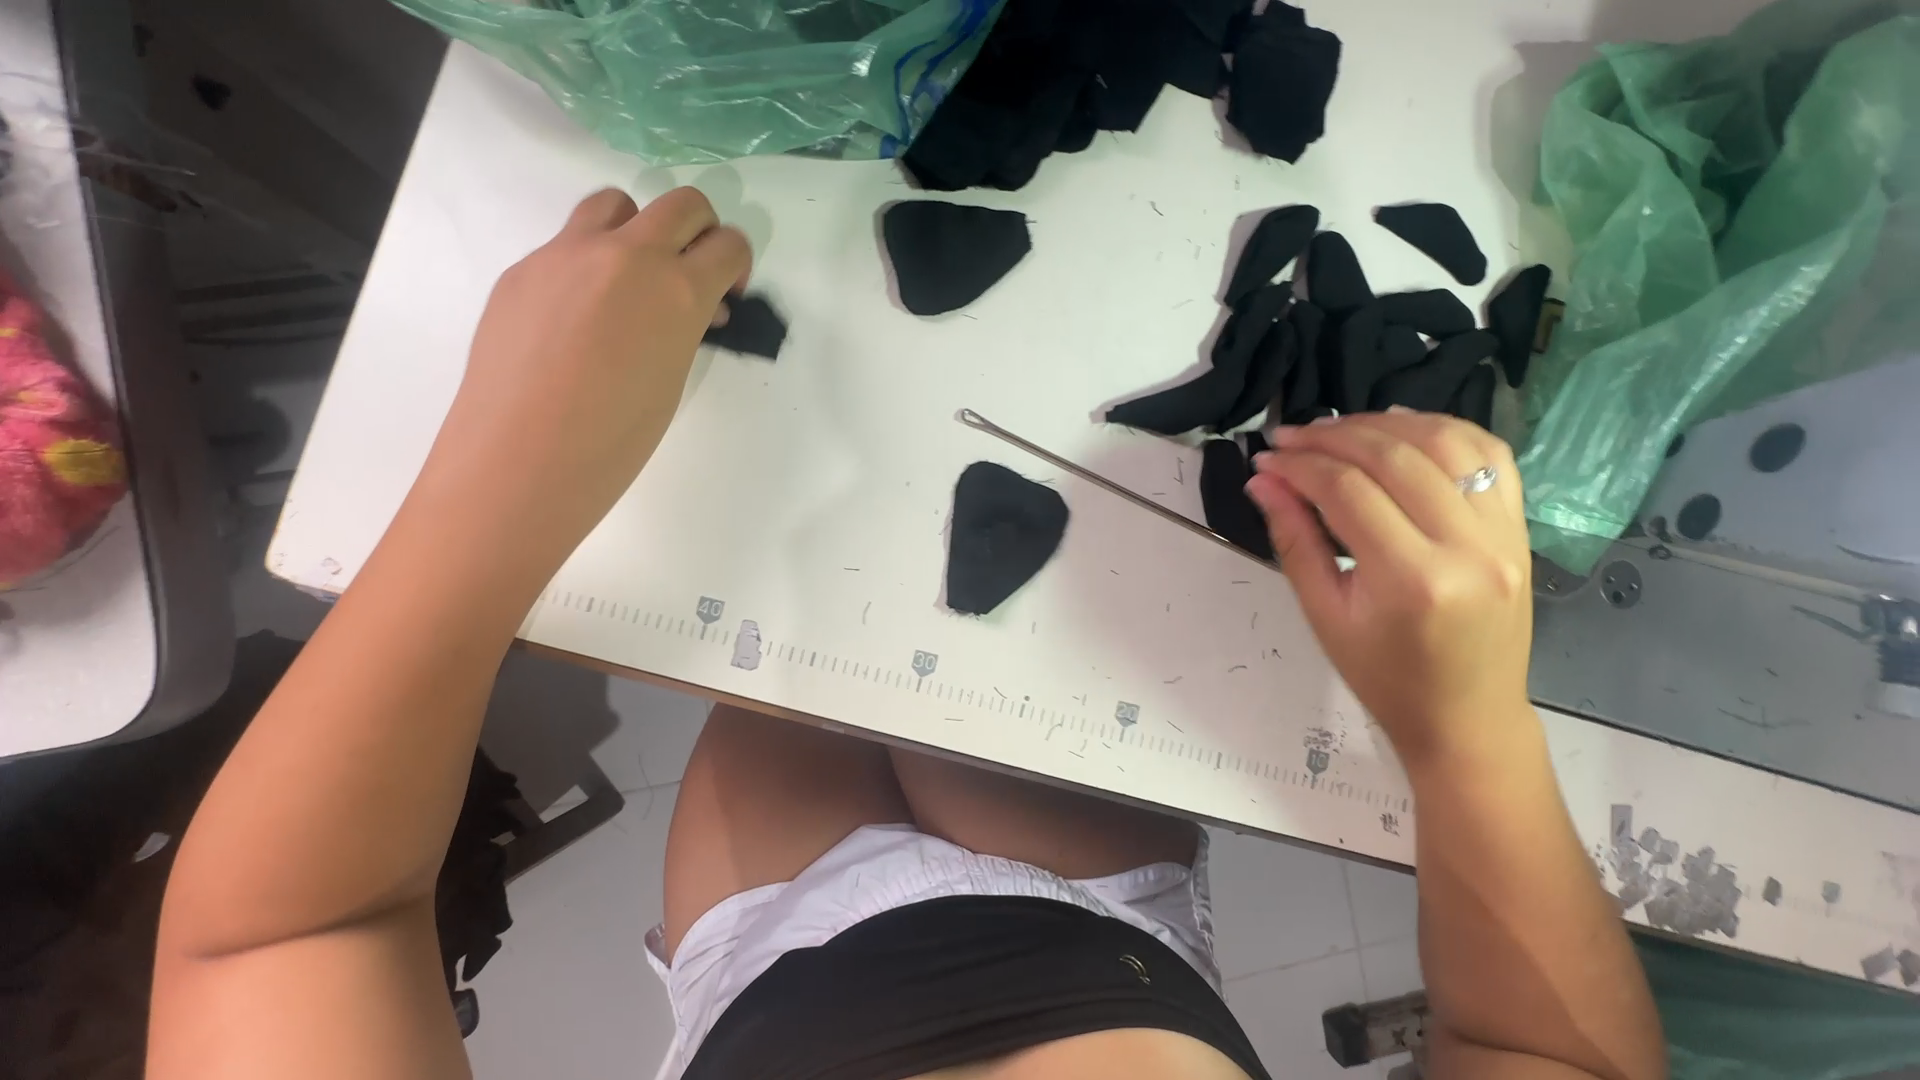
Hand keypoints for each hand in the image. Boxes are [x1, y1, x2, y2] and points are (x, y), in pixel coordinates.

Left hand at [412, 187, 750, 567]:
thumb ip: (685, 327)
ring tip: (632, 280)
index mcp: (678, 289)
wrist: (522, 456)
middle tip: (692, 274)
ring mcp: (568, 253)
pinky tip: (576, 320)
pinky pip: (569, 244)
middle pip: (682, 205)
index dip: (736, 264)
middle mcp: (627, 255)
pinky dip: (589, 264)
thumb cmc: (616, 439)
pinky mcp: (526, 267)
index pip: (729, 246)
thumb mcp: (673, 377)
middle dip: (700, 233)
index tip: (727, 292)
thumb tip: (688, 308)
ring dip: (639, 229)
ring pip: (618, 204)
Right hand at [1244, 410, 1533, 768]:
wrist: (1465, 715)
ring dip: (1385, 424)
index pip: (1347, 490)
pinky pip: (1489, 456)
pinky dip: (1443, 431)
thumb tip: (1263, 479)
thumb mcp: (1323, 614)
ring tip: (1339, 428)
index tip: (1265, 457)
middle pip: (1394, 457)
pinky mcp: (1519, 529)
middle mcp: (1466, 546)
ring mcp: (1503, 534)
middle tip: (1289, 436)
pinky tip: (1402, 431)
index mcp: (1411, 579)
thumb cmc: (1384, 676)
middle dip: (1332, 436)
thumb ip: (1294, 539)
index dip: (1299, 465)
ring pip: (1445, 443)